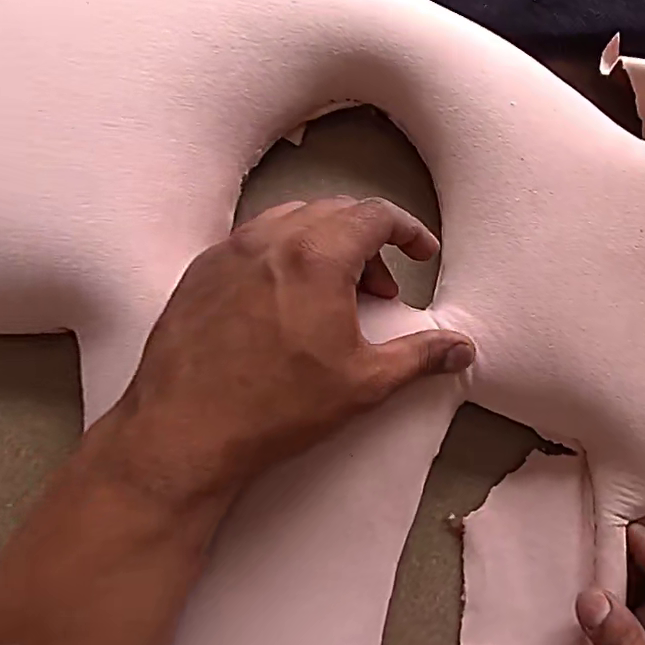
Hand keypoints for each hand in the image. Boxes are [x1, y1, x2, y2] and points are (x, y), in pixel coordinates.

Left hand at [87, 196, 474, 509]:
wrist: (184, 431)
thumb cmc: (276, 408)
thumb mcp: (365, 383)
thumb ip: (421, 356)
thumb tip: (461, 349)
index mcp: (316, 257)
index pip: (375, 216)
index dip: (408, 231)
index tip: (421, 253)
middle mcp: (270, 240)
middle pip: (336, 213)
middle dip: (370, 242)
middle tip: (382, 288)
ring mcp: (229, 252)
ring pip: (293, 221)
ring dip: (327, 245)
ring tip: (336, 294)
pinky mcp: (201, 271)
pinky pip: (255, 241)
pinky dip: (286, 254)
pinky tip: (288, 300)